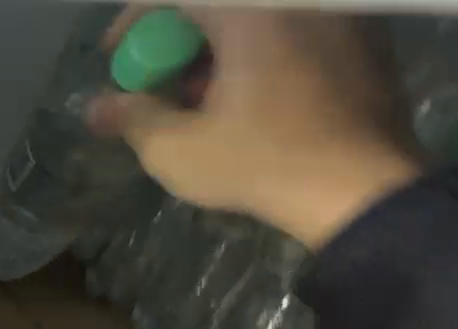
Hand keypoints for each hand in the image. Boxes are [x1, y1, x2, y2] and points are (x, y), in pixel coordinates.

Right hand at [88, 7, 422, 249]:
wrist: (356, 182)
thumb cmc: (256, 162)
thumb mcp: (175, 149)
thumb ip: (132, 117)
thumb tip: (95, 106)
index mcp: (253, 15)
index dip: (136, 21)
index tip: (112, 54)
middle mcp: (300, 4)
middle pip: (221, 10)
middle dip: (178, 43)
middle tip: (156, 86)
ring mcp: (339, 18)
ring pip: (258, 21)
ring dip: (217, 52)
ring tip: (200, 102)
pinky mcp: (362, 41)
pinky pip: (295, 32)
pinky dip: (259, 56)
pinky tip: (247, 102)